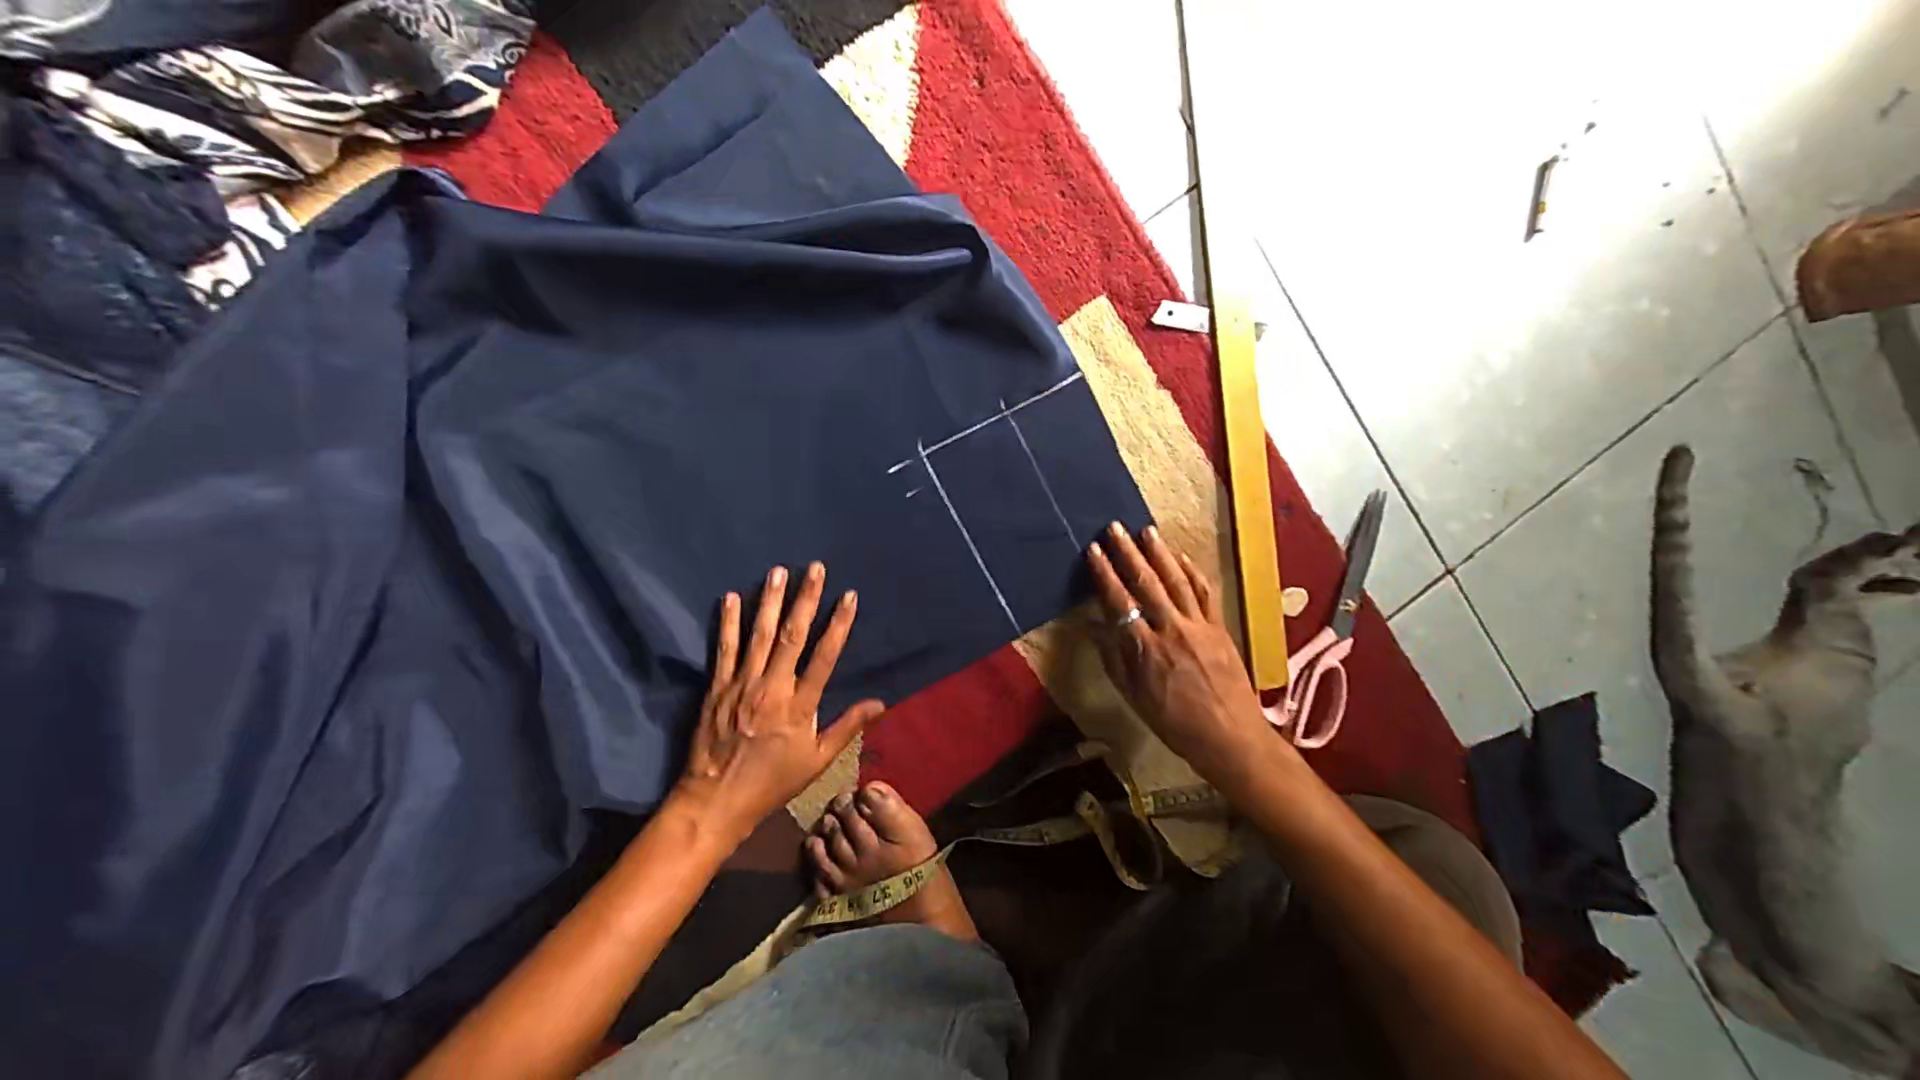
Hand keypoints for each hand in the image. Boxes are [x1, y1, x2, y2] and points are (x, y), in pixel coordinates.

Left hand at [674, 562, 884, 839]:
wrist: (716, 800)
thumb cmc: (772, 782)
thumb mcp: (817, 761)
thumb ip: (847, 727)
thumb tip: (880, 703)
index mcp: (799, 706)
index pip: (824, 656)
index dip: (838, 624)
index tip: (848, 597)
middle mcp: (772, 688)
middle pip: (792, 635)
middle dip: (806, 599)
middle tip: (815, 568)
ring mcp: (741, 685)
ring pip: (759, 635)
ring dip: (770, 600)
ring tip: (778, 571)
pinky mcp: (716, 688)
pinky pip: (724, 649)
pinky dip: (728, 623)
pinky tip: (731, 598)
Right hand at [1086, 523, 1278, 779]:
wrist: (1229, 737)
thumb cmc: (1174, 723)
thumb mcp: (1134, 696)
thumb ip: (1112, 658)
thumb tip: (1090, 627)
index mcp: (1146, 649)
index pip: (1119, 602)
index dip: (1104, 574)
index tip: (1093, 551)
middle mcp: (1172, 630)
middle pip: (1146, 583)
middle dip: (1128, 553)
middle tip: (1114, 528)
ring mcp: (1199, 626)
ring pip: (1176, 581)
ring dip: (1160, 553)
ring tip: (1145, 531)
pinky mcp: (1219, 628)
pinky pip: (1205, 593)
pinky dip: (1191, 572)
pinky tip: (1181, 557)